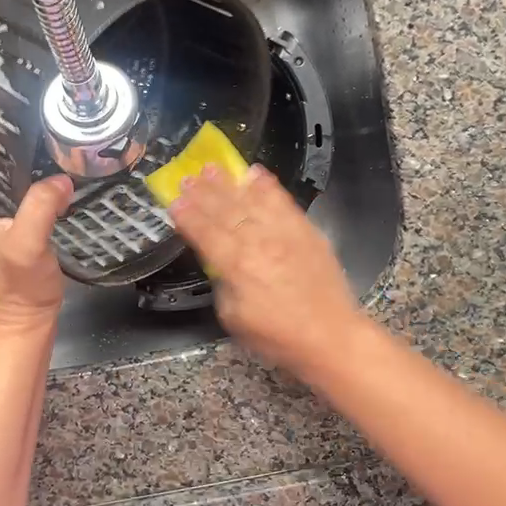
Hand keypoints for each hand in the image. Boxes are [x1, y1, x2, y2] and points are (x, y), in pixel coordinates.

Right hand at [170, 164, 361, 370]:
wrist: (331, 336)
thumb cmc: (279, 336)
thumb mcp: (234, 318)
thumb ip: (222, 284)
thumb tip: (220, 264)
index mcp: (237, 265)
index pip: (204, 233)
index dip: (187, 216)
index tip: (174, 202)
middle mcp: (258, 242)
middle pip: (224, 211)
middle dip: (202, 193)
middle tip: (187, 177)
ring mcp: (284, 233)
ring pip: (251, 201)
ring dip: (229, 183)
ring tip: (213, 169)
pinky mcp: (306, 231)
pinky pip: (283, 202)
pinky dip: (268, 186)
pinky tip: (255, 173)